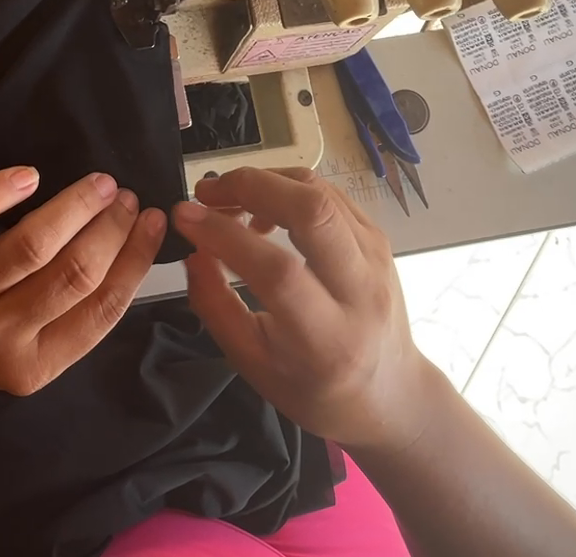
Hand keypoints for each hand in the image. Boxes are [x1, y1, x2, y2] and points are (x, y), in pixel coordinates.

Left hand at [0, 167, 165, 395]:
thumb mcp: (30, 351)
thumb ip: (73, 312)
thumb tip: (131, 246)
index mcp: (35, 364)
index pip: (101, 309)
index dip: (135, 259)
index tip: (154, 221)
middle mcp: (0, 334)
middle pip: (72, 274)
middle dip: (110, 230)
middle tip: (126, 197)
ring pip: (30, 245)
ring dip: (75, 207)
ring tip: (100, 184)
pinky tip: (29, 174)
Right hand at [171, 167, 438, 453]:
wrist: (391, 395)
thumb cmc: (312, 387)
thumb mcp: (252, 363)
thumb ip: (214, 305)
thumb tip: (190, 247)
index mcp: (327, 338)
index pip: (278, 271)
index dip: (225, 235)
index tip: (184, 216)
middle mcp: (361, 291)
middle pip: (313, 211)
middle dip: (251, 185)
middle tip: (206, 192)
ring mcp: (376, 258)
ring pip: (319, 192)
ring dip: (264, 181)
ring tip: (228, 199)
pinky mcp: (378, 238)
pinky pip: (328, 193)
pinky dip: (284, 187)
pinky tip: (261, 206)